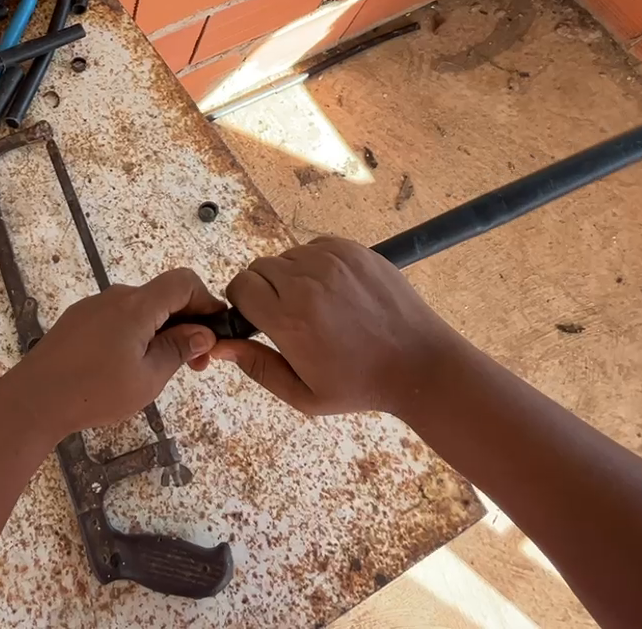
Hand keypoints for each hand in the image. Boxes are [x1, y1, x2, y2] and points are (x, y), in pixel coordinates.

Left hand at [3, 267, 225, 436]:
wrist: (35, 398)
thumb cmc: (95, 391)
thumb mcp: (148, 378)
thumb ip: (178, 349)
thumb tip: (204, 332)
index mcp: (136, 305)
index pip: (182, 282)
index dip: (205, 301)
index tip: (214, 333)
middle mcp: (115, 297)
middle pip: (162, 296)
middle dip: (185, 324)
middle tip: (195, 365)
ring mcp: (93, 307)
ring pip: (140, 309)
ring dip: (160, 331)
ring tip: (160, 371)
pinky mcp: (78, 320)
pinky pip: (118, 318)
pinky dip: (135, 334)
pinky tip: (127, 367)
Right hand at [209, 236, 465, 416]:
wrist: (421, 365)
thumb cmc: (359, 385)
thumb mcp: (305, 395)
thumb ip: (258, 368)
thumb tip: (220, 346)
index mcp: (290, 320)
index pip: (240, 286)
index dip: (244, 301)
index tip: (260, 316)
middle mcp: (306, 284)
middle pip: (259, 268)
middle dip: (266, 288)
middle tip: (290, 313)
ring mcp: (331, 262)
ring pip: (287, 256)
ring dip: (291, 276)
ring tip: (317, 303)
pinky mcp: (351, 249)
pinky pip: (313, 246)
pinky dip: (315, 264)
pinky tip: (334, 290)